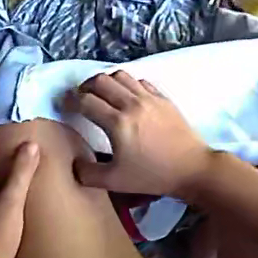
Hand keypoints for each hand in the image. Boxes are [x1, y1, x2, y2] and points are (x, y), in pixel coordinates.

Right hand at [67, 72, 216, 198]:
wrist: (192, 168)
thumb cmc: (153, 176)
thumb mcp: (115, 182)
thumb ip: (88, 173)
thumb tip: (75, 163)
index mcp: (118, 123)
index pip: (85, 101)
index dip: (70, 101)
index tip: (65, 106)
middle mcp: (132, 104)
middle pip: (100, 81)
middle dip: (85, 87)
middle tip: (80, 98)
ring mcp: (150, 98)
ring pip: (120, 75)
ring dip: (106, 82)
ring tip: (102, 94)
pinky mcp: (163, 98)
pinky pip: (140, 81)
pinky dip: (127, 84)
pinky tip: (126, 97)